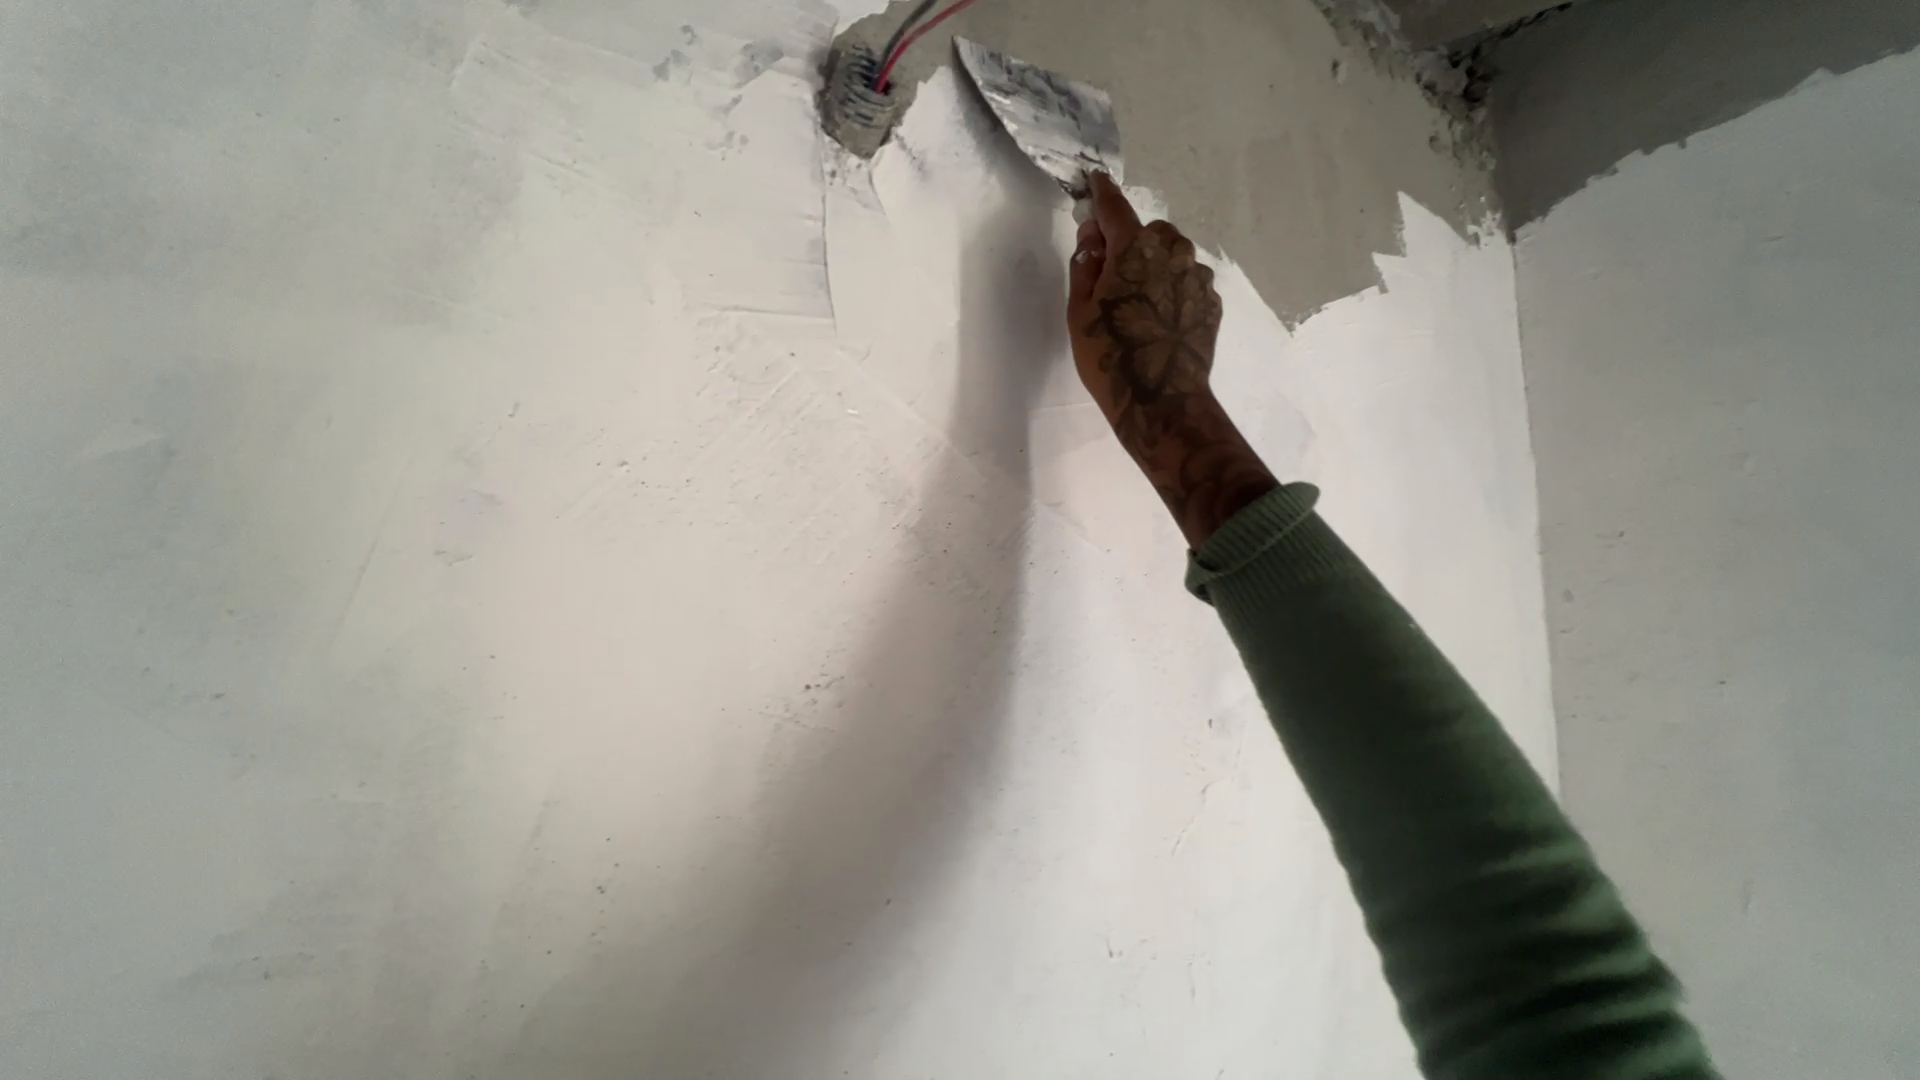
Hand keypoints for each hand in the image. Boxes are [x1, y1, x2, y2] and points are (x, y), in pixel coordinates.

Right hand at [1067, 173, 1221, 425]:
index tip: (1094, 181)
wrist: (1162, 400)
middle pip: (1148, 232)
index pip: (1114, 207)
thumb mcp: (1080, 311)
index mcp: (1135, 247)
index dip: (1101, 193)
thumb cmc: (1110, 356)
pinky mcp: (1211, 302)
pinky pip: (1186, 282)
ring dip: (1153, 266)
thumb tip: (1093, 239)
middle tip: (1109, 274)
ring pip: (1171, 256)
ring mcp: (1197, 277)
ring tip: (1137, 302)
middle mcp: (1173, 252)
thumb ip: (1085, 266)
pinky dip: (1170, 289)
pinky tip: (1157, 319)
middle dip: (1129, 243)